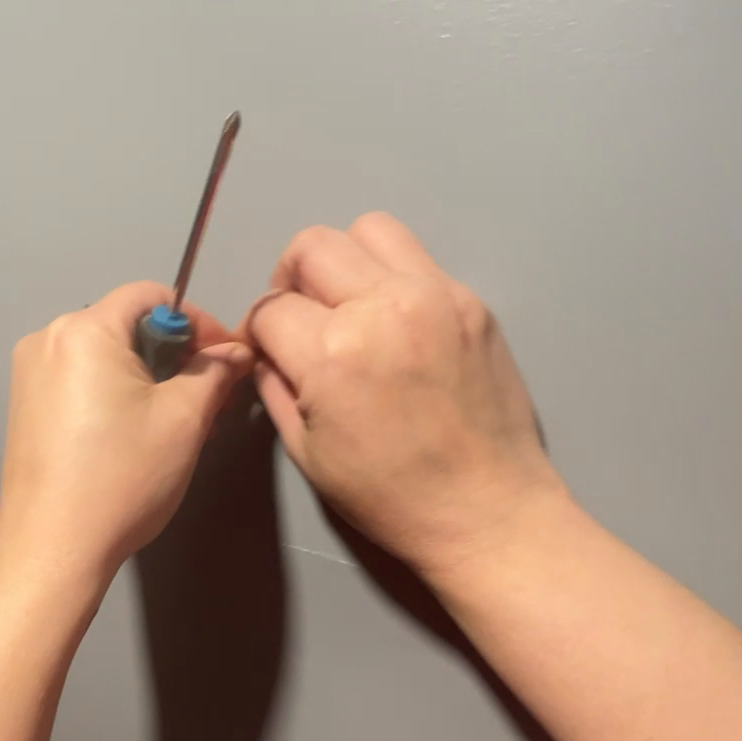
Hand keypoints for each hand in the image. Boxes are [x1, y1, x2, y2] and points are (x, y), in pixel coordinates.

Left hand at [0, 281, 253, 582]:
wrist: (53, 550)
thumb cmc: (121, 479)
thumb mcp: (183, 421)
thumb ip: (214, 373)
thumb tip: (235, 351)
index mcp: (82, 330)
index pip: (151, 296)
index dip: (198, 322)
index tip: (225, 362)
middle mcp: (46, 341)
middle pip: (126, 327)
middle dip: (175, 357)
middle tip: (209, 402)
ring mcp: (28, 378)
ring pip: (105, 359)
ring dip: (149, 381)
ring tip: (180, 426)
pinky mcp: (24, 411)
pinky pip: (81, 385)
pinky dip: (117, 398)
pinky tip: (138, 437)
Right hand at [247, 212, 564, 576]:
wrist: (485, 509)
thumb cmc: (386, 495)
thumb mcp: (305, 451)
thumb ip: (275, 387)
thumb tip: (266, 351)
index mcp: (332, 354)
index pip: (269, 308)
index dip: (256, 330)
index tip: (264, 351)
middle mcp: (381, 307)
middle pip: (311, 247)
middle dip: (288, 281)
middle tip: (298, 320)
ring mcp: (434, 295)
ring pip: (367, 231)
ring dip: (342, 262)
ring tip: (345, 307)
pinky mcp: (471, 300)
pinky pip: (415, 259)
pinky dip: (389, 279)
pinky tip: (393, 325)